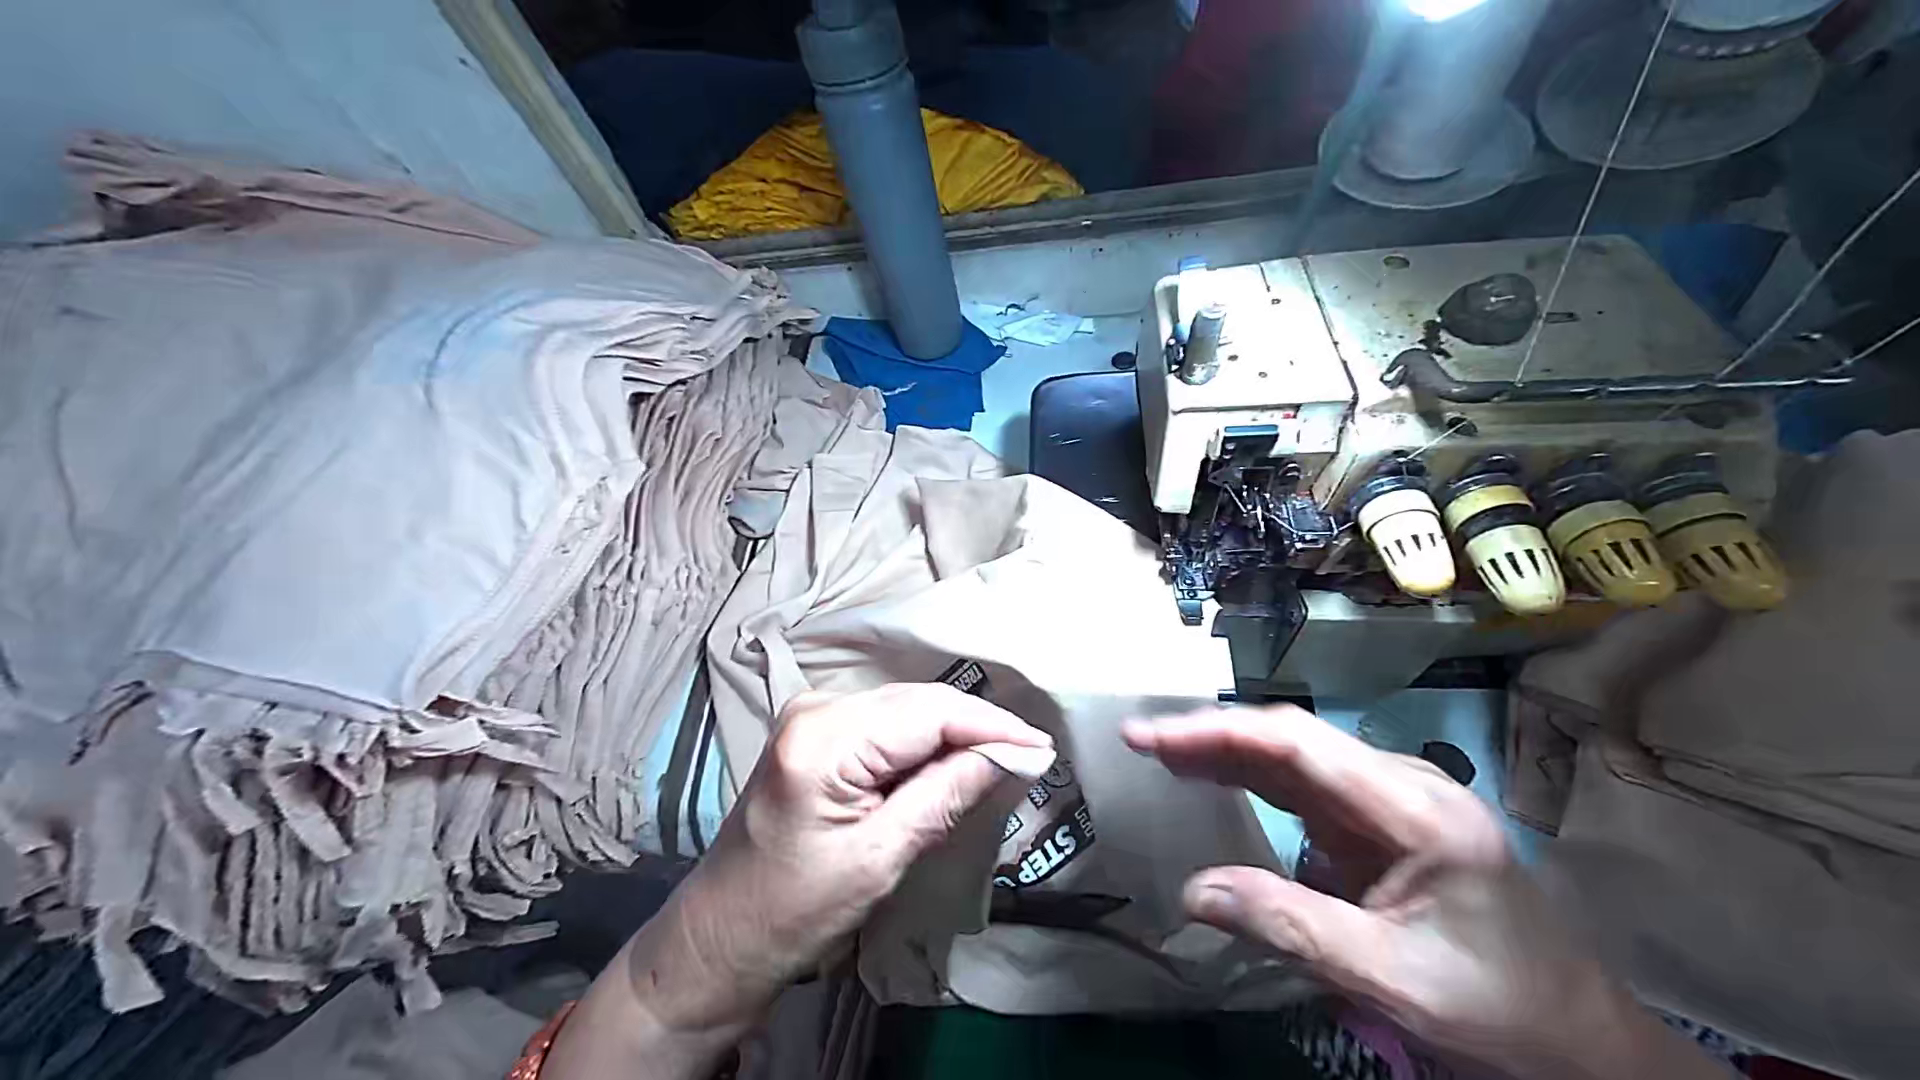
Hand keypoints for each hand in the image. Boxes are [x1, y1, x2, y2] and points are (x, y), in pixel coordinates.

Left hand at [546, 683, 1049, 1079]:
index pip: (928, 712)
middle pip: (919, 701)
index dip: (990, 725)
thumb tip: (1011, 755)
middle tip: (1030, 753)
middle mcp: (816, 707)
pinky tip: (953, 756)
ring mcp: (812, 712)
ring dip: (954, 730)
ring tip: (1002, 755)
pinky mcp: (816, 726)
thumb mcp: (880, 858)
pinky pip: (887, 720)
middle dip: (977, 725)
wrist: (722, 932)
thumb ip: (946, 794)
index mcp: (823, 738)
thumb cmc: (795, 911)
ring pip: (907, 707)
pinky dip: (925, 737)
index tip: (1041, 746)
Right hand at [1123, 706, 1719, 1079]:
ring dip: (1223, 751)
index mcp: (1416, 809)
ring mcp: (1389, 797)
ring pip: (1290, 755)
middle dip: (1210, 734)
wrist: (1579, 1037)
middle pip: (1289, 739)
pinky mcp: (1376, 817)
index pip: (1297, 746)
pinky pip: (1301, 784)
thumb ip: (1289, 925)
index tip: (1153, 737)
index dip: (1217, 732)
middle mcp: (1400, 783)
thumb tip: (1192, 892)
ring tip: (1160, 753)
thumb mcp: (1391, 977)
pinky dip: (1247, 776)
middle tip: (1142, 741)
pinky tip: (1210, 777)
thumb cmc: (1498, 1007)